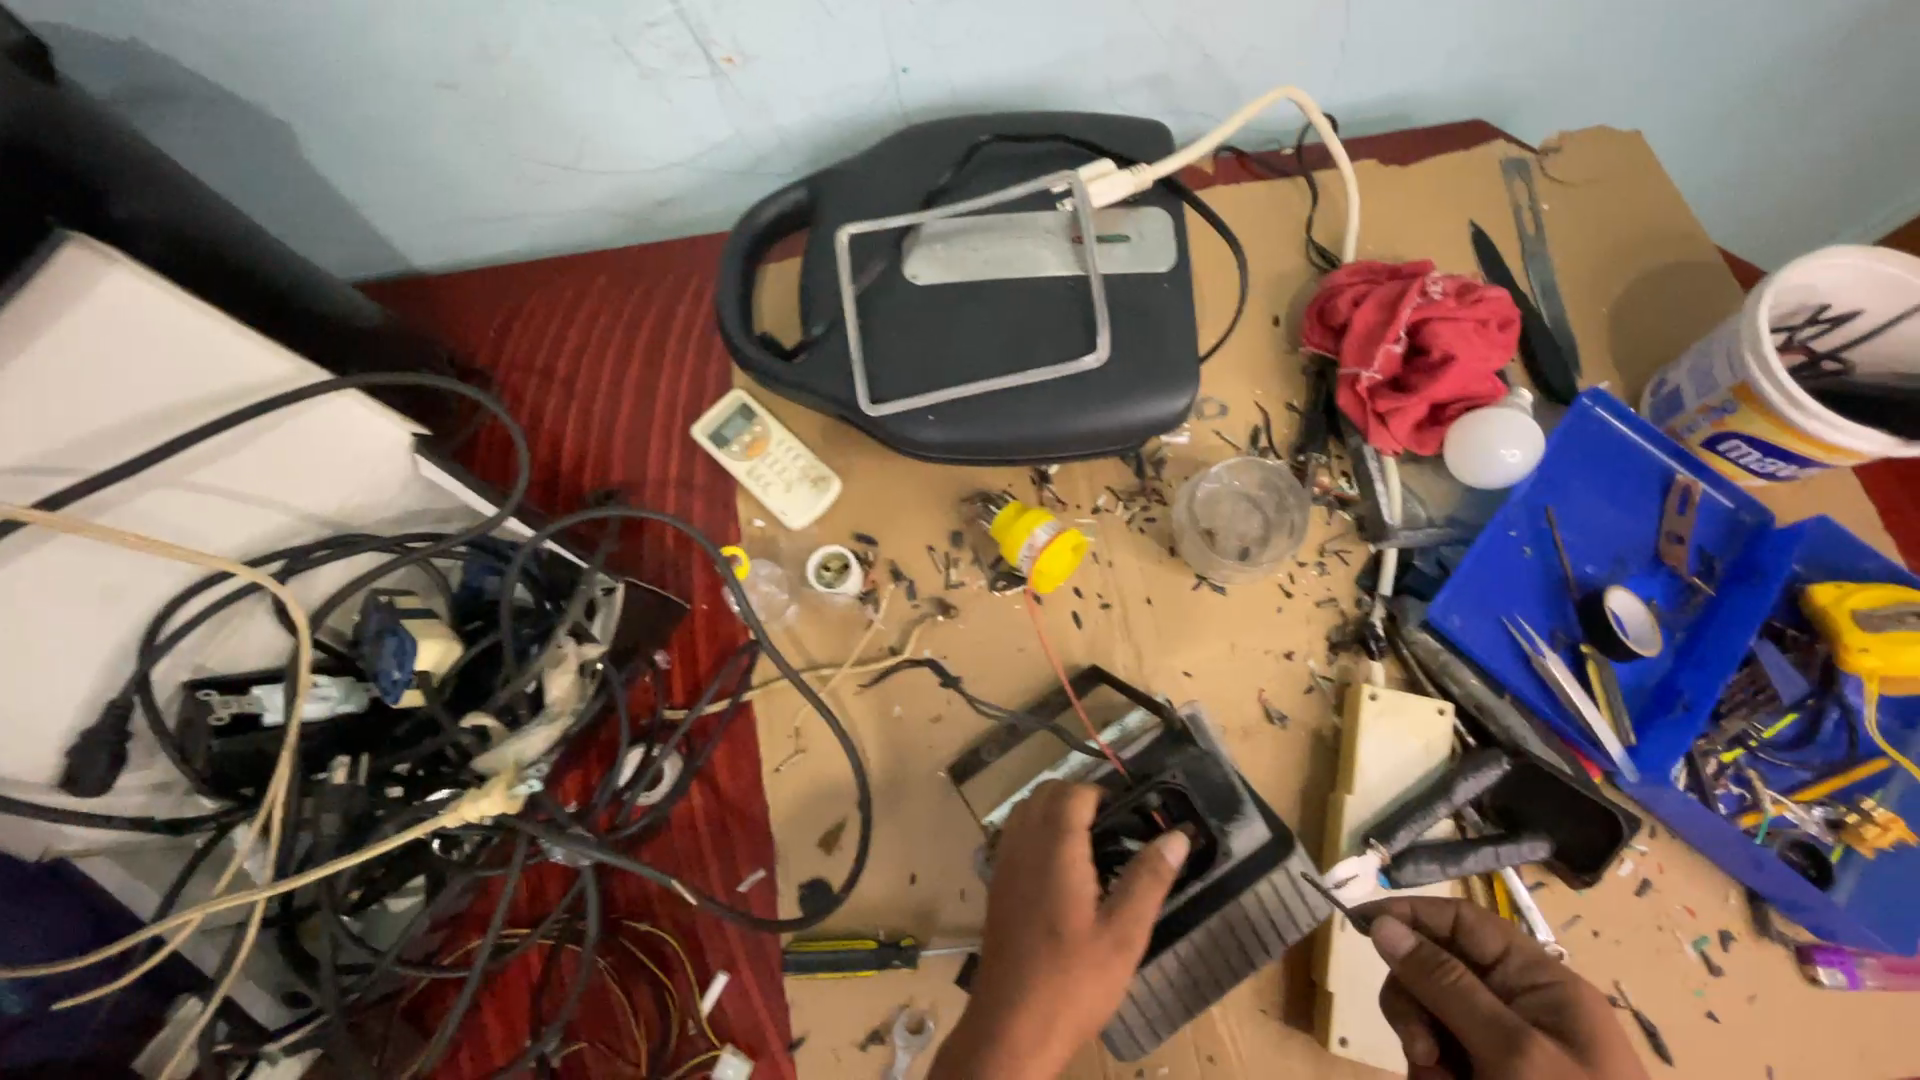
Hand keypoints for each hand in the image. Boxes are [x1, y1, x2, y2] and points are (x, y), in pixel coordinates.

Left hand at [930, 782, 1189, 1079]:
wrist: (1012, 1025)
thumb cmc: (1073, 980)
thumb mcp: (1124, 934)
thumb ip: (1149, 878)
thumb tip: (1177, 836)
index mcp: (1055, 846)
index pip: (1074, 793)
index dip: (1104, 794)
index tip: (1133, 815)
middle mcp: (1022, 844)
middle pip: (1045, 794)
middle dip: (1079, 798)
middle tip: (1116, 827)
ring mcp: (1003, 864)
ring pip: (1025, 812)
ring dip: (1054, 812)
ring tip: (1092, 845)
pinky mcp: (996, 885)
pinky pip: (1014, 837)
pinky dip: (1036, 832)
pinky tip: (1062, 870)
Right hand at [1355, 896, 1649, 1079]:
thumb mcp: (1510, 1051)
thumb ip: (1444, 984)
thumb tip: (1382, 924)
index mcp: (1541, 983)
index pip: (1463, 921)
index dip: (1410, 914)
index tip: (1358, 924)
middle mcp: (1521, 1004)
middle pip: (1436, 969)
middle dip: (1415, 1005)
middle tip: (1421, 1050)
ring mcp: (1506, 1046)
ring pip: (1430, 1016)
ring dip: (1422, 1050)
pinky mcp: (1491, 1077)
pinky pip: (1439, 1056)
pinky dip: (1434, 1076)